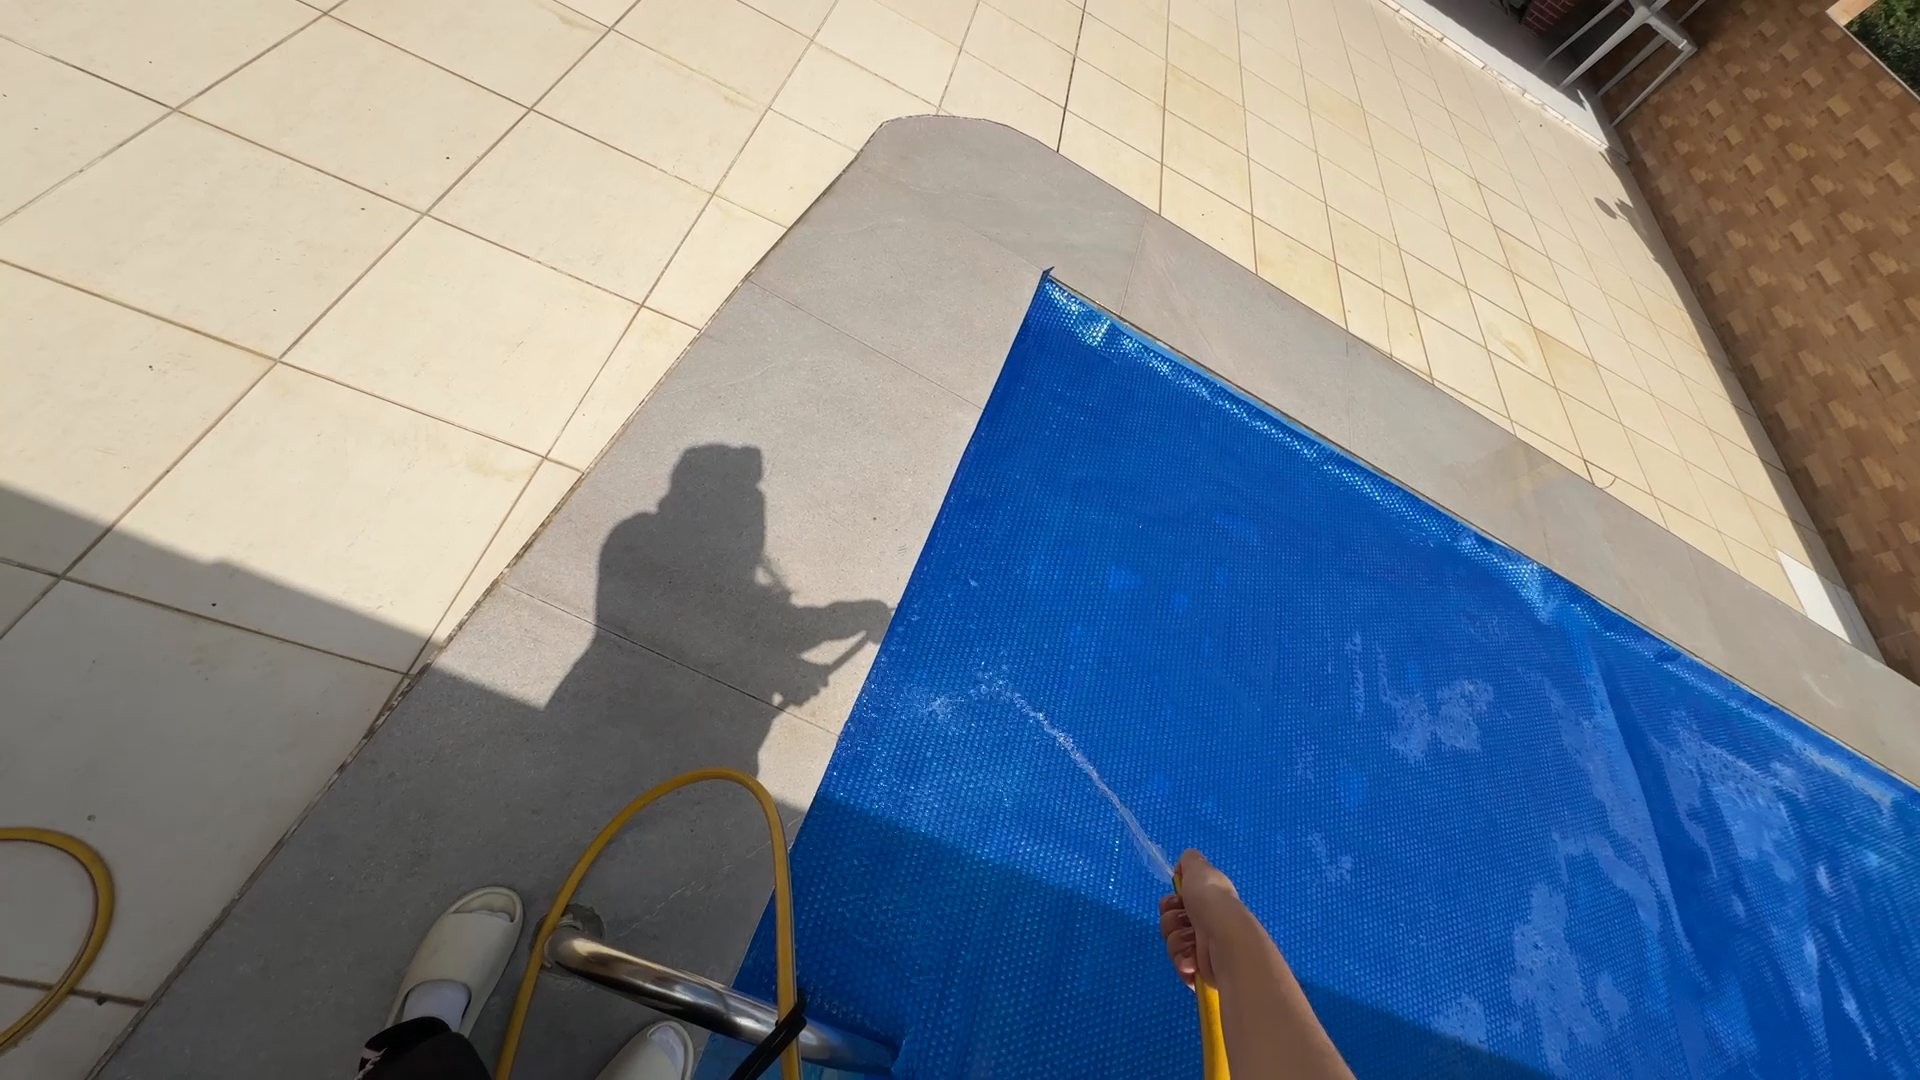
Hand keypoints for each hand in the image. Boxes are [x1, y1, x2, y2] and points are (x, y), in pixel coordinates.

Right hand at [1159, 850, 1240, 988]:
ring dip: (1178, 941)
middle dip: (1171, 922)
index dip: (1170, 903)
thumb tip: (1183, 867)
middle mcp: (1205, 924)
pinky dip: (1184, 961)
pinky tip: (1193, 961)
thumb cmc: (1212, 901)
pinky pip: (1179, 964)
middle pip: (1169, 923)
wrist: (1226, 941)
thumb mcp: (1199, 868)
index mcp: (1205, 902)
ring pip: (1172, 943)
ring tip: (1193, 943)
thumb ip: (1190, 860)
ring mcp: (1203, 949)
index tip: (1177, 901)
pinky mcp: (1200, 972)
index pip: (1173, 903)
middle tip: (1185, 922)